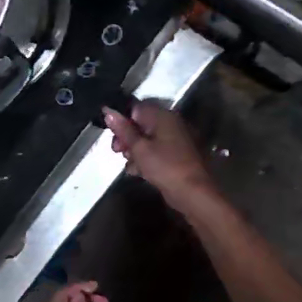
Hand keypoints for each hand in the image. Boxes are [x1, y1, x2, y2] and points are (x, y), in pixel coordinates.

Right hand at [102, 102, 219, 212]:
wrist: (193, 192)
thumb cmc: (165, 166)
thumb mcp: (139, 148)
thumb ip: (123, 130)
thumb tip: (108, 110)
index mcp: (162, 116)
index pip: (136, 108)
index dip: (121, 120)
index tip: (112, 135)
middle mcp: (170, 123)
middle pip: (141, 124)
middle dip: (126, 138)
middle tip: (118, 152)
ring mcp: (175, 139)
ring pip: (148, 139)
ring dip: (135, 150)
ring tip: (130, 165)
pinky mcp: (177, 154)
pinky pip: (157, 150)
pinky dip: (146, 158)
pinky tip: (138, 171)